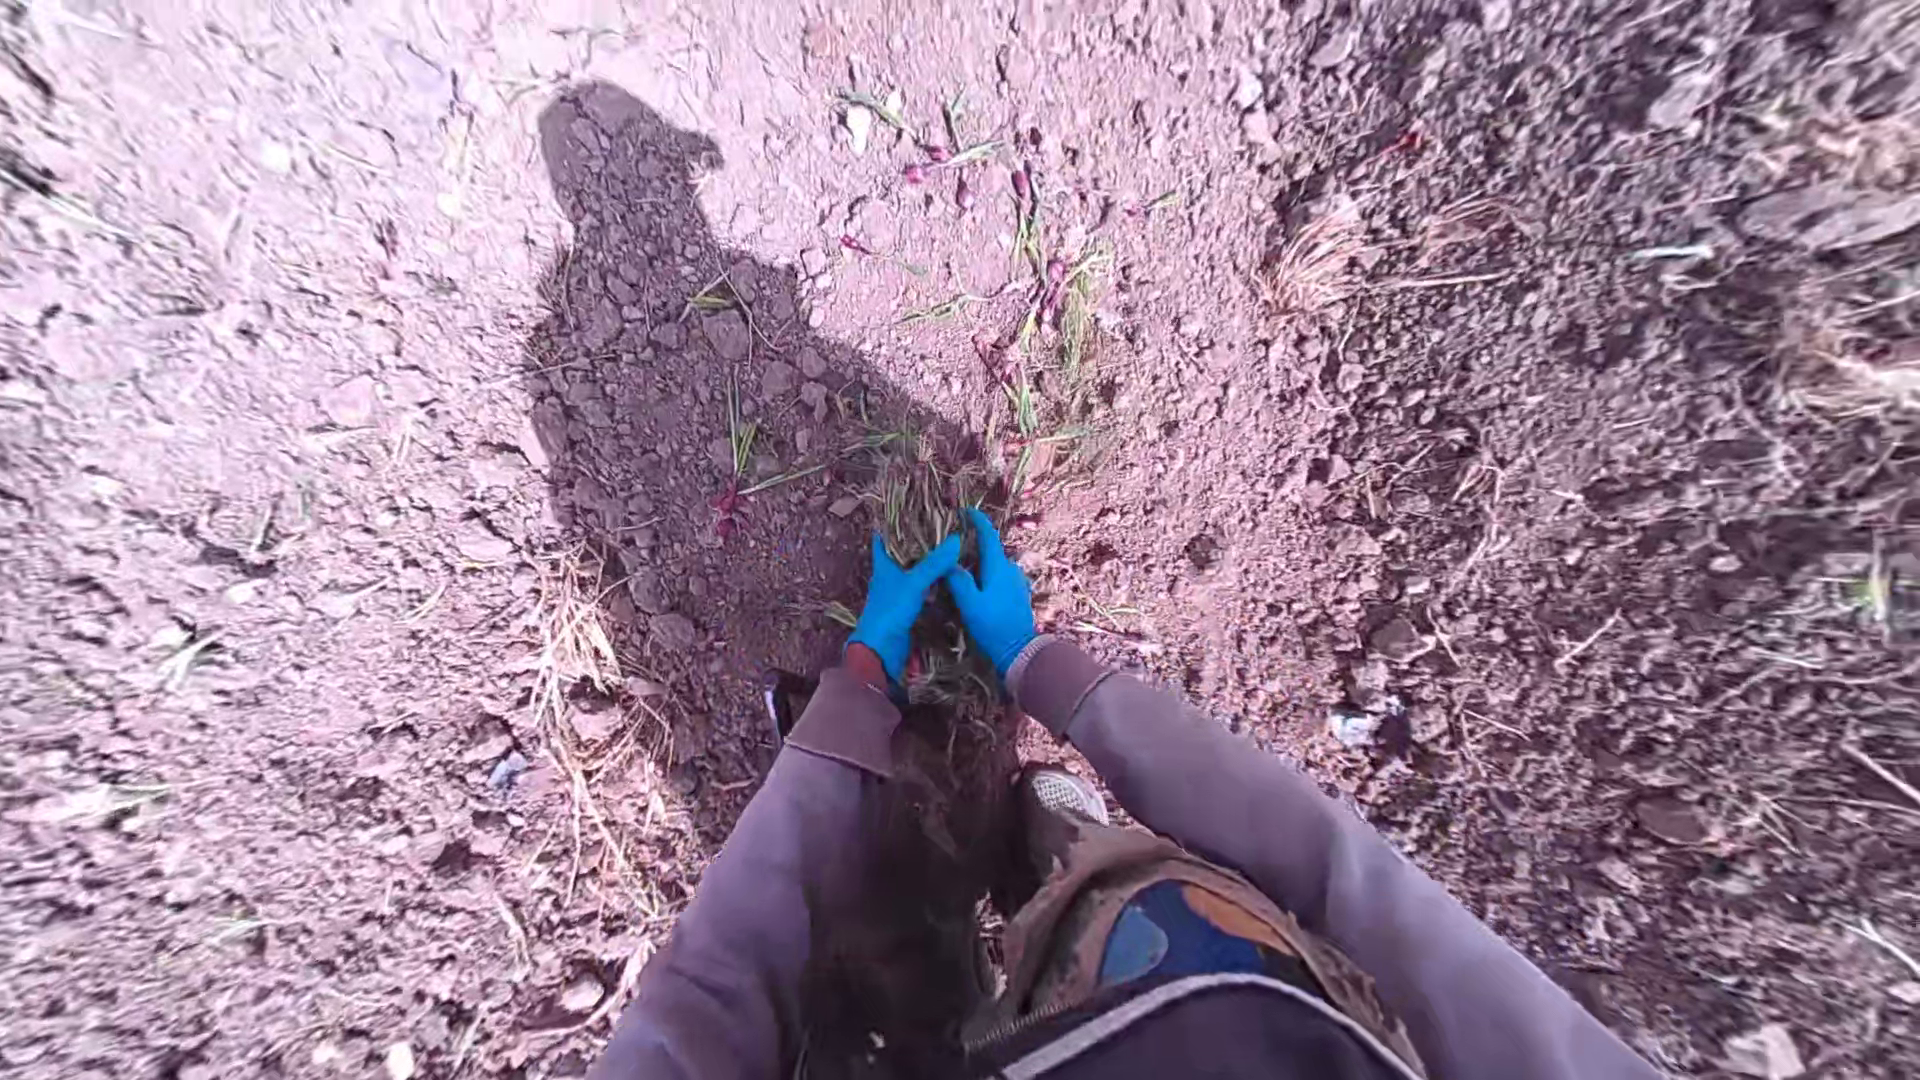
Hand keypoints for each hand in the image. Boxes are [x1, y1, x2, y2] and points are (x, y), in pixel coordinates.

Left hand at [847, 534, 961, 682]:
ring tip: (952, 550)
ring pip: (916, 573)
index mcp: (884, 565)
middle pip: (904, 554)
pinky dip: (935, 585)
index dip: (894, 523)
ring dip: (930, 565)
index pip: (884, 537)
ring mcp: (899, 593)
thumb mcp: (913, 583)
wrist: (881, 650)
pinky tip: (950, 579)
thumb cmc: (890, 611)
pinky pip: (924, 591)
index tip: (914, 511)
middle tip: (943, 529)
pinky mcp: (909, 608)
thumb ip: (934, 564)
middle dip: (921, 543)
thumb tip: (956, 539)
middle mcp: (890, 576)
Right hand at [944, 507, 1037, 677]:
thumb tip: (951, 564)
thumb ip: (959, 580)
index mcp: (998, 567)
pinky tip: (978, 586)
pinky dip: (987, 575)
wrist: (1019, 649)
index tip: (967, 511)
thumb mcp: (969, 603)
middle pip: (991, 550)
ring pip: (995, 564)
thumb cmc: (992, 625)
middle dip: (974, 545)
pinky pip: (1000, 577)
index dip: (978, 521)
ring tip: (962, 569)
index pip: (989, 536)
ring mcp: (1017, 582)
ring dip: (980, 563)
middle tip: (955, 546)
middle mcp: (1010, 569)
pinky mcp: (1018, 594)